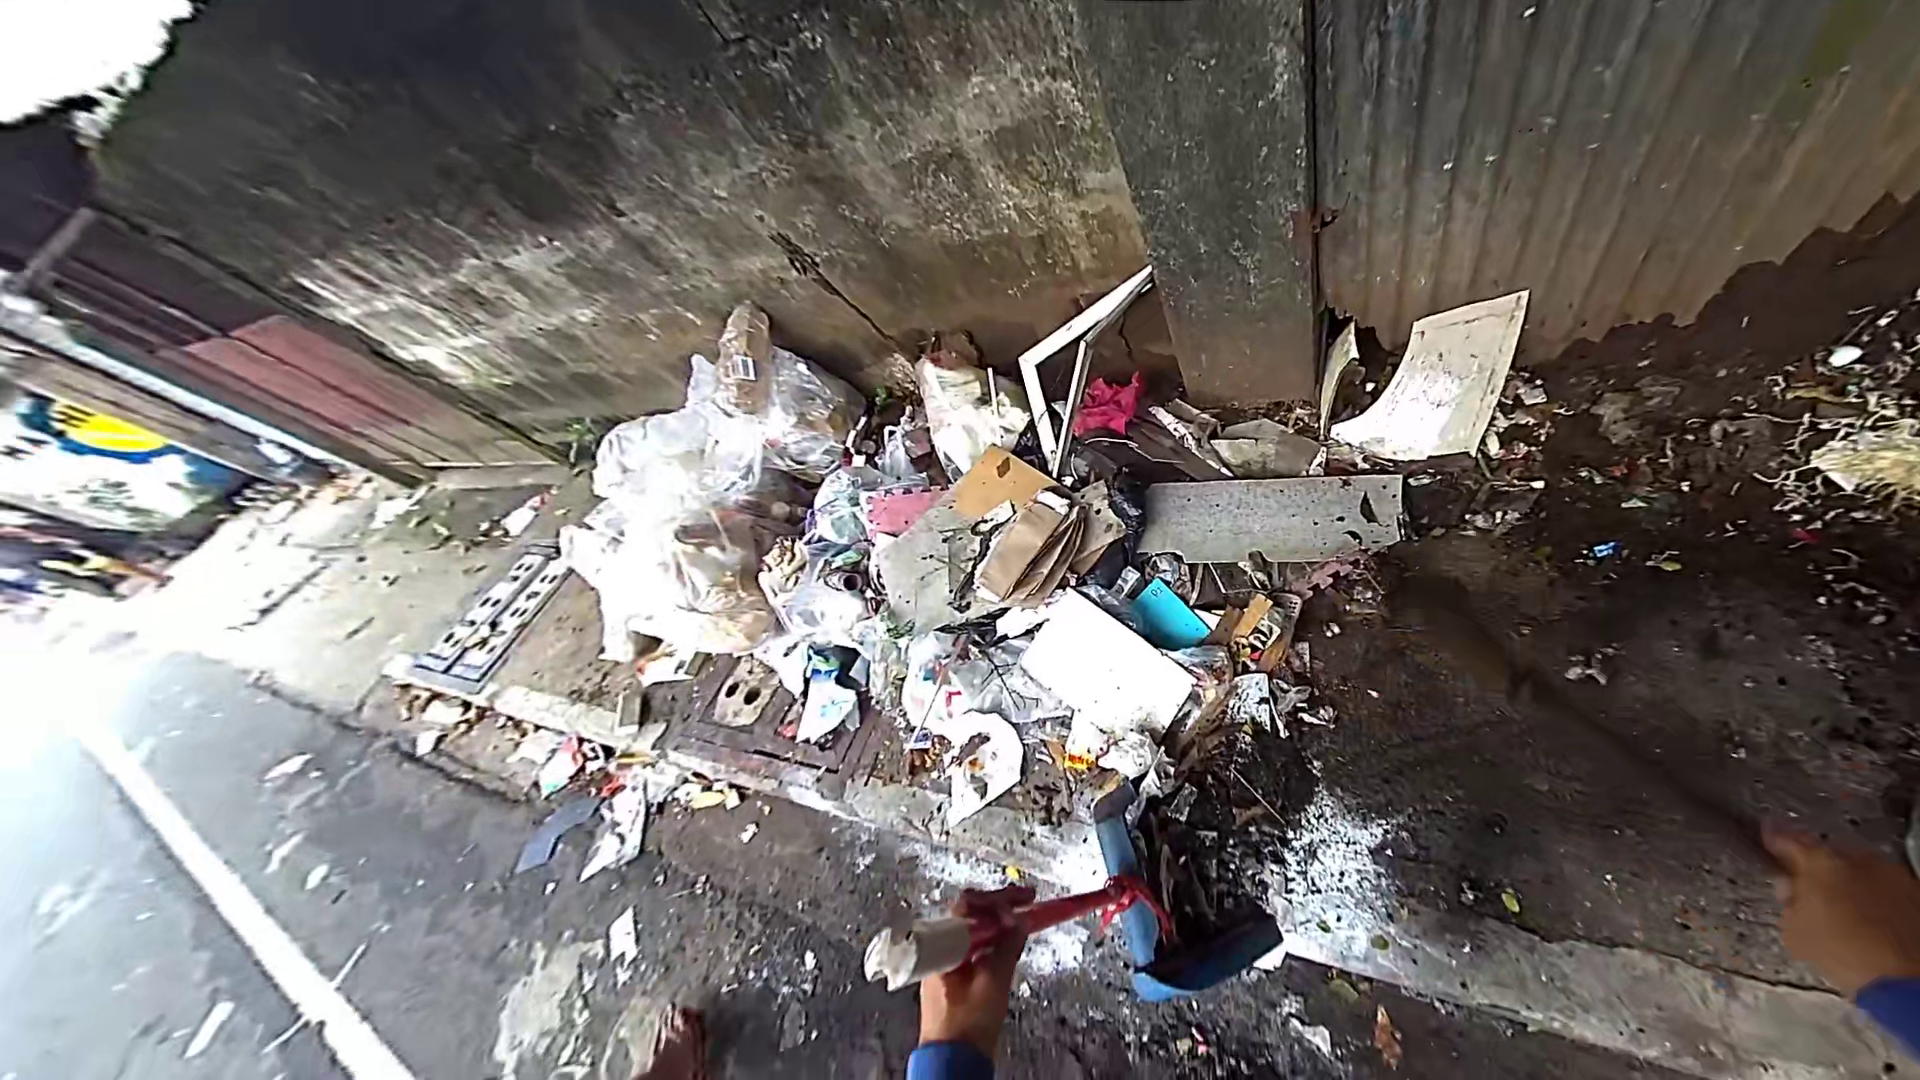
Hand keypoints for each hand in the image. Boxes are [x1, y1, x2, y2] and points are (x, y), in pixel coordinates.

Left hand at [919, 884, 1034, 1057]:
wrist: (953, 1066)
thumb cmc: (967, 1026)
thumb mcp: (993, 982)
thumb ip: (1007, 947)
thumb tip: (1020, 921)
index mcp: (943, 943)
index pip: (969, 905)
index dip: (998, 899)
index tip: (1023, 899)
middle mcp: (942, 946)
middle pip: (972, 913)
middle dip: (1001, 904)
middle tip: (1028, 899)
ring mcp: (948, 959)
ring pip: (975, 928)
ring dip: (999, 920)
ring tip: (1023, 916)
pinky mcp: (956, 974)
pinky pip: (975, 944)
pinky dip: (994, 938)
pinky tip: (1010, 938)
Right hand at [1766, 825, 1919, 995]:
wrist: (1907, 986)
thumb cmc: (1846, 953)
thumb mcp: (1791, 923)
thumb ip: (1787, 895)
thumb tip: (1792, 889)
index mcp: (1818, 859)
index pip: (1783, 838)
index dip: (1771, 841)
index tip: (1767, 843)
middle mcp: (1860, 862)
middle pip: (1827, 853)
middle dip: (1815, 865)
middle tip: (1804, 883)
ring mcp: (1898, 883)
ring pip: (1862, 871)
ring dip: (1848, 881)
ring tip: (1839, 904)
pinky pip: (1888, 891)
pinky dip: (1875, 898)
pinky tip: (1868, 917)